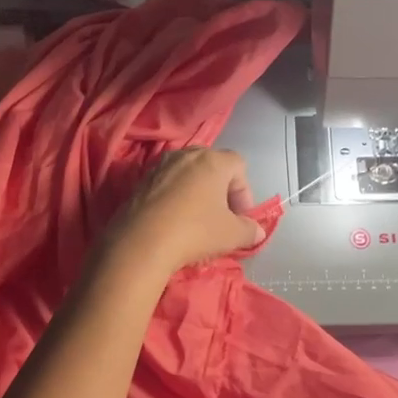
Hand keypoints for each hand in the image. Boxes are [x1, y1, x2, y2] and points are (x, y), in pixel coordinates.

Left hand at [98, 148, 264, 279]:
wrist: (141, 242)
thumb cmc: (195, 231)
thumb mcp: (232, 235)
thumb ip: (250, 230)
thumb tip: (257, 232)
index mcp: (213, 161)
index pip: (239, 166)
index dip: (244, 192)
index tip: (240, 218)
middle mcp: (186, 155)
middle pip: (212, 166)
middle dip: (220, 190)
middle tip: (221, 217)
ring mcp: (160, 166)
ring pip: (187, 175)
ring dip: (196, 194)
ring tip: (196, 220)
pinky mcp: (140, 181)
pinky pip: (167, 185)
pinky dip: (175, 199)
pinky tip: (173, 222)